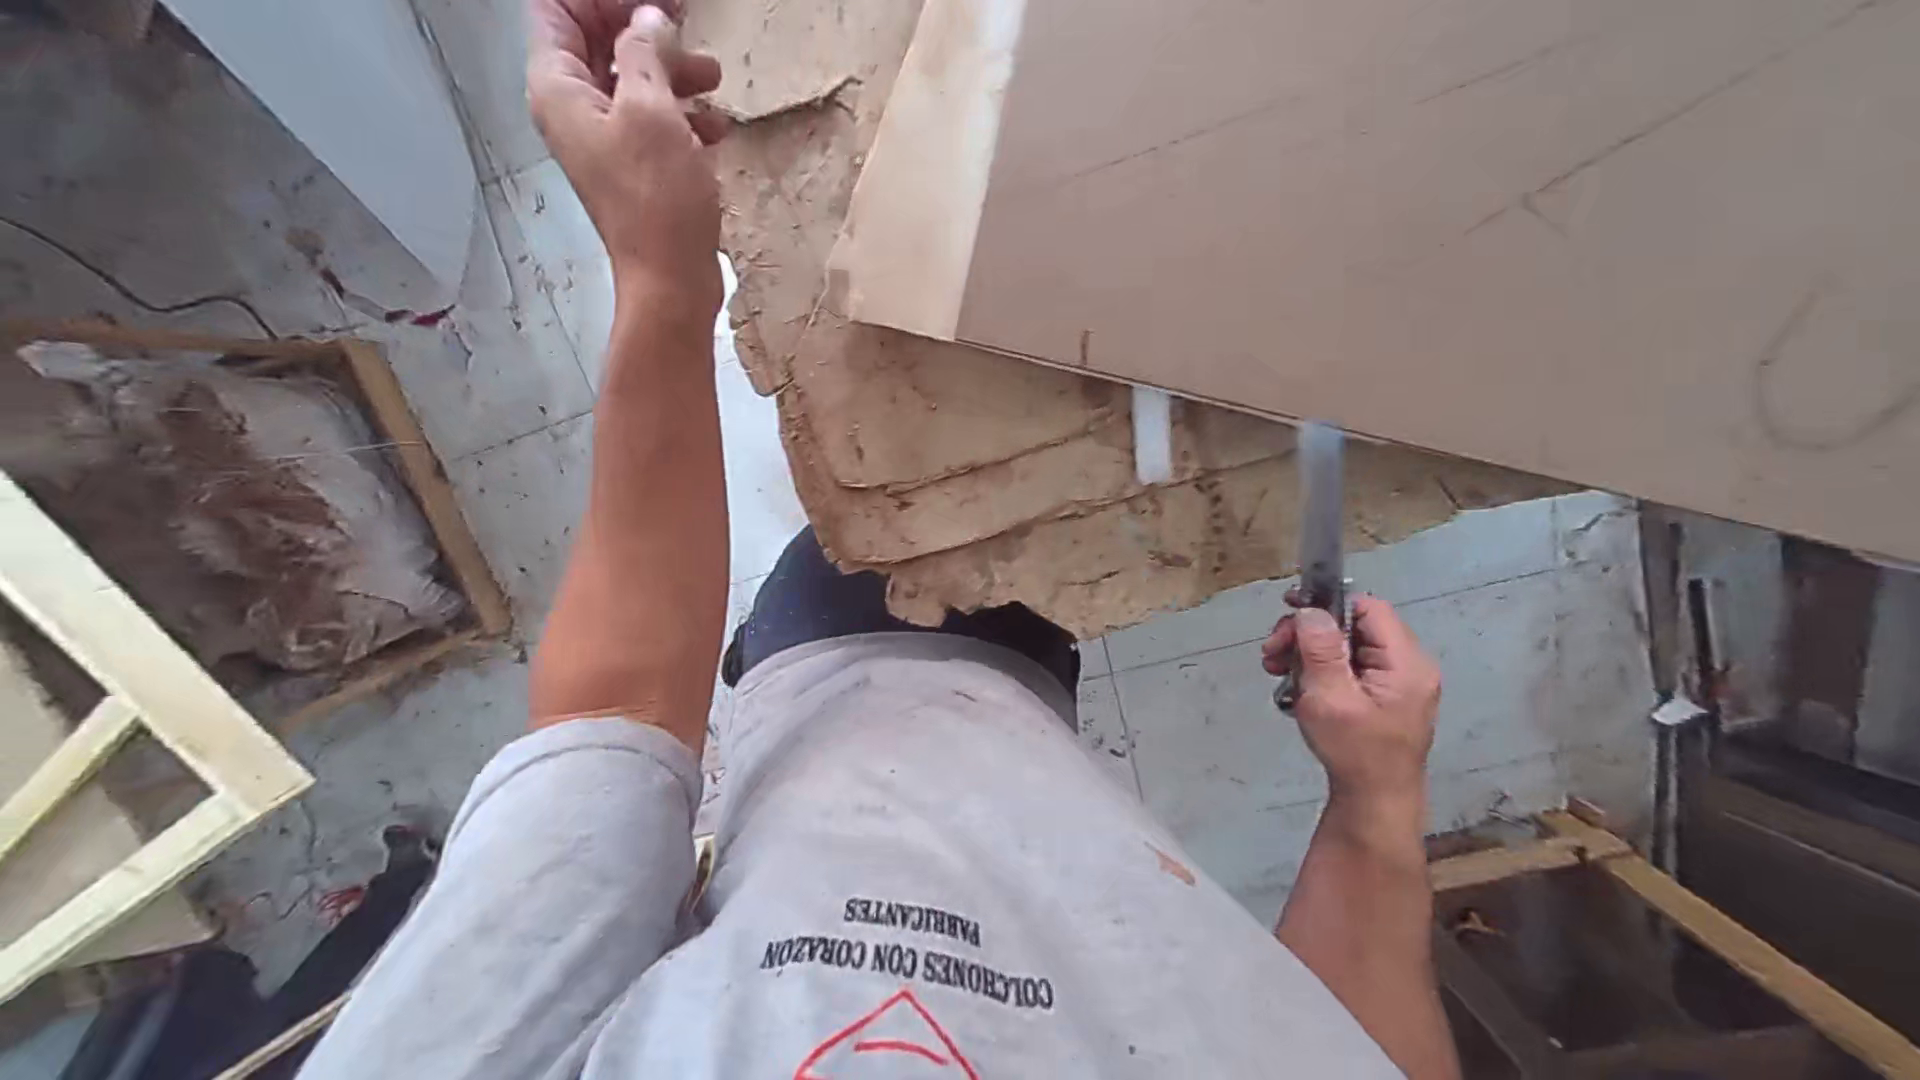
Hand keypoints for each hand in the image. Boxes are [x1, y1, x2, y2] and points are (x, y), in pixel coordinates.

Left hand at [527, 0, 727, 310]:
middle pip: (600, 45)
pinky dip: (684, 119)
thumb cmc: (659, 199)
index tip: (657, 3)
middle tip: (690, 26)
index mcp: (559, 88)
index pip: (560, 9)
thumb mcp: (653, 113)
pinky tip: (717, 129)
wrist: (672, 283)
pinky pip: (655, 128)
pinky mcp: (639, 175)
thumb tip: (650, 20)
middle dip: (645, 30)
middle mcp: (575, 112)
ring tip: (716, 80)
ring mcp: (608, 147)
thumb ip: (646, 54)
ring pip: (634, 87)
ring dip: (673, 76)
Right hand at [1261, 594, 1440, 804]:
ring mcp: (1394, 681)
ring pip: (1344, 644)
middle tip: (1273, 650)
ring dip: (1305, 650)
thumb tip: (1310, 610)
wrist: (1373, 800)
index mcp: (1405, 663)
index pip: (1368, 608)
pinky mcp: (1380, 694)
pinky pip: (1346, 665)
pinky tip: (1294, 682)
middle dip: (1307, 632)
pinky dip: (1316, 668)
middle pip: (1352, 625)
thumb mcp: (1330, 697)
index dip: (1328, 604)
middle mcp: (1406, 665)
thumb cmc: (1354, 749)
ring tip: (1275, 667)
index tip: (1289, 611)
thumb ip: (1321, 649)